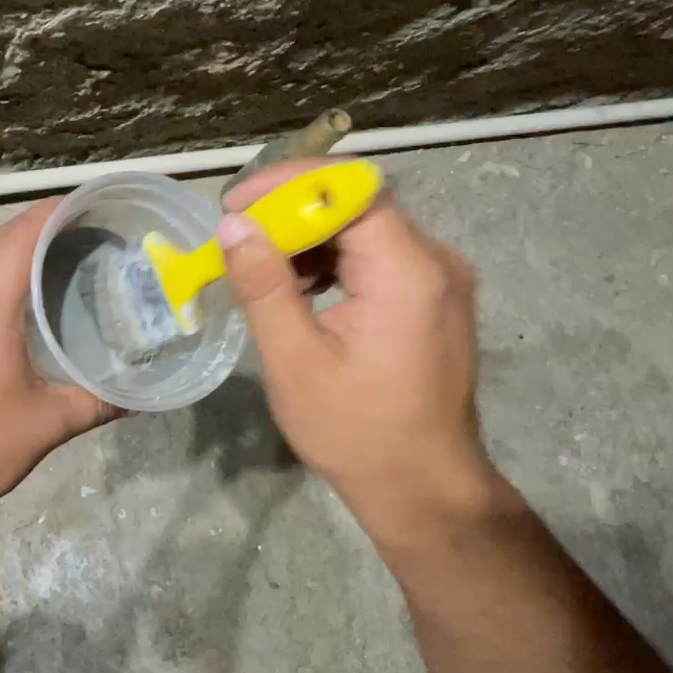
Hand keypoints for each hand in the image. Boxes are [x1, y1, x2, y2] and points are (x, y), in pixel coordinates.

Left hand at [0, 200, 120, 523]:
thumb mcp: (47, 425)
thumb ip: (96, 403)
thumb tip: (136, 396)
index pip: (20, 238)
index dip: (52, 211)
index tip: (88, 202)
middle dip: (37, 222)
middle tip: (84, 225)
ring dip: (13, 245)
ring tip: (56, 251)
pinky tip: (19, 297)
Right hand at [218, 161, 491, 529]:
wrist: (423, 487)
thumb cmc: (356, 430)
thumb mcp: (295, 360)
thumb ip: (264, 285)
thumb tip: (233, 225)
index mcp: (408, 272)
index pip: (349, 190)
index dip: (288, 185)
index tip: (235, 205)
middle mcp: (434, 261)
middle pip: (357, 204)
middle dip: (290, 212)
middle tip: (236, 237)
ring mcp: (439, 279)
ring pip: (365, 227)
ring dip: (308, 237)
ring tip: (259, 267)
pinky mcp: (432, 298)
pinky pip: (377, 255)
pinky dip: (332, 259)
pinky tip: (298, 291)